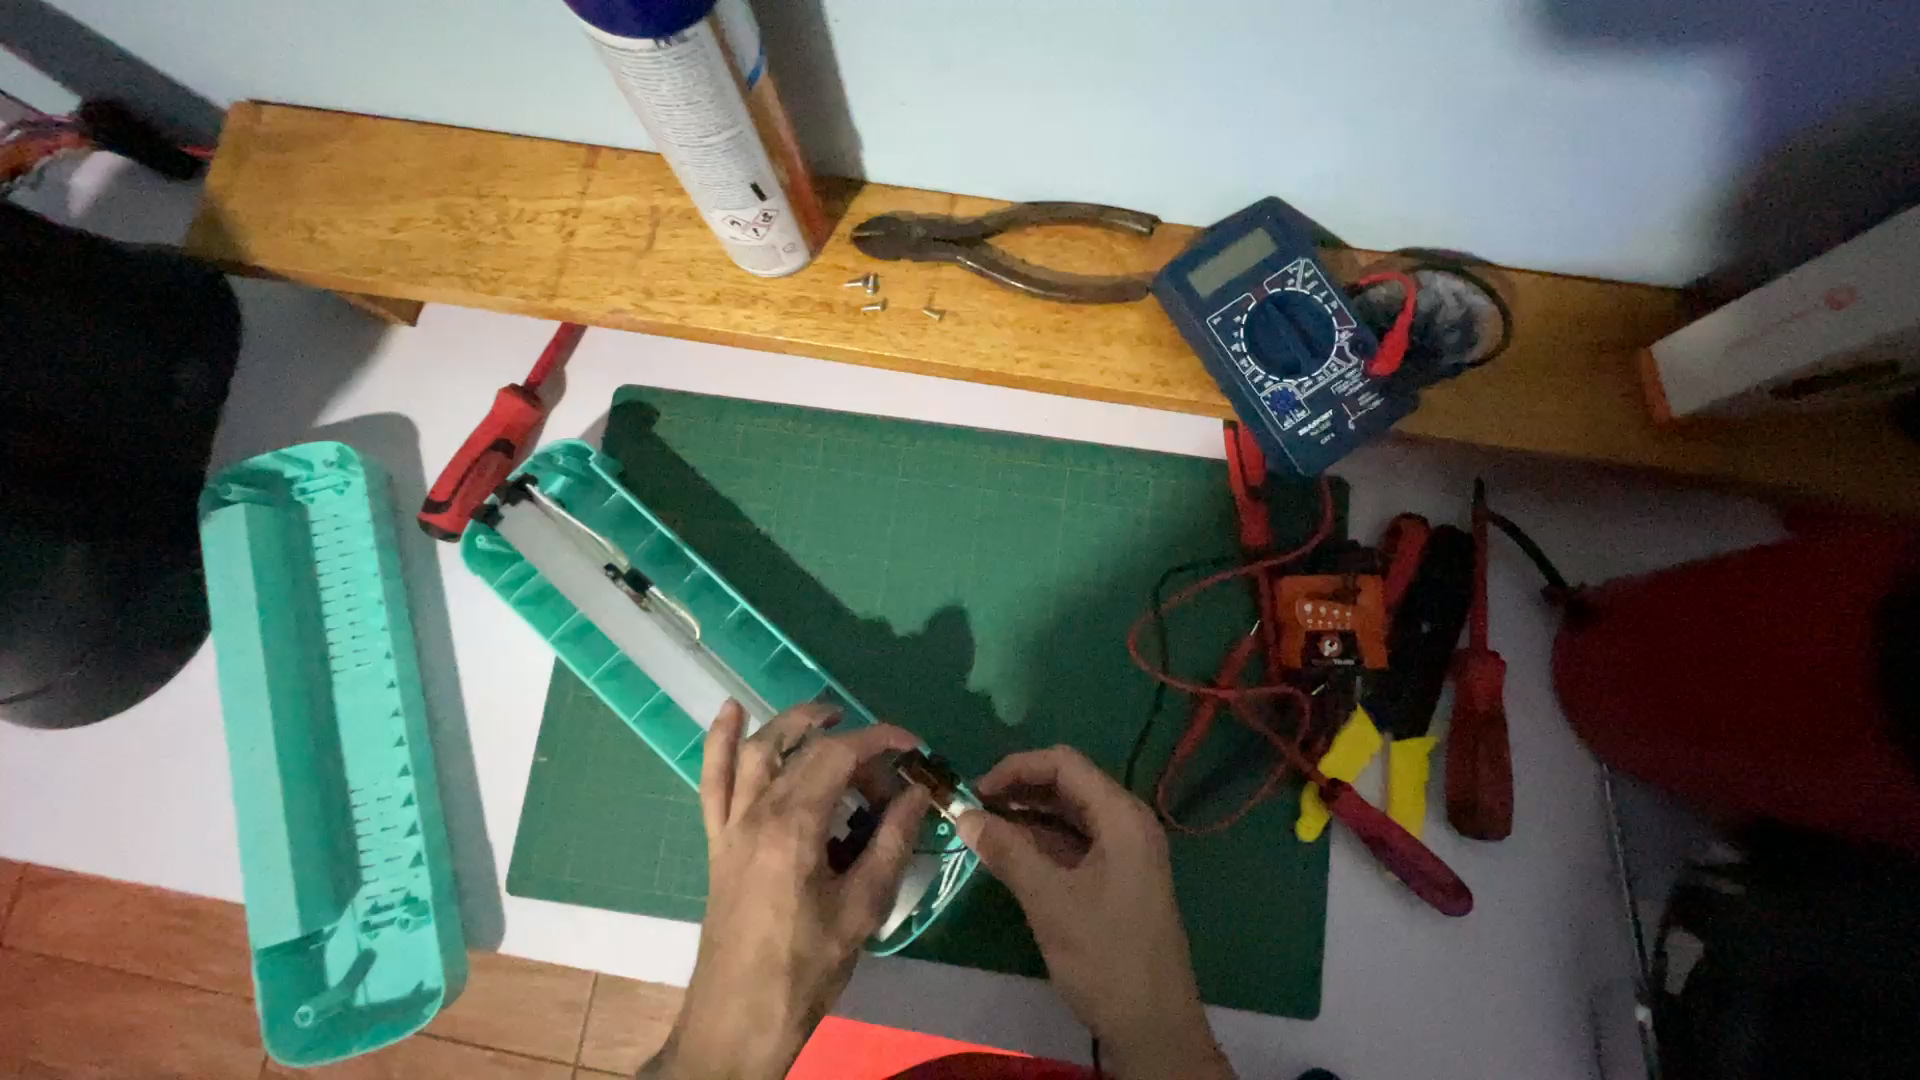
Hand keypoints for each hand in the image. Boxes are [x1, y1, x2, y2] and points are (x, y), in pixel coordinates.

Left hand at [646, 701, 928, 1079]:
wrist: (738, 1021)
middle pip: (807, 752)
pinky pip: (711, 781)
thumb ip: (891, 842)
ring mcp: (731, 824)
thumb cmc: (806, 969)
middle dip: (853, 745)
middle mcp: (758, 812)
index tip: (913, 747)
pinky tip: (730, 711)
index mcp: (795, 826)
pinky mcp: (718, 841)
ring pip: (756, 751)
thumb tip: (918, 793)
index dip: (881, 740)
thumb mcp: (863, 908)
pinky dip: (718, 741)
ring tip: (827, 716)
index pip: (841, 756)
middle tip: (885, 764)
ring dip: (791, 724)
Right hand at [958, 746, 1233, 1079]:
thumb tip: (963, 814)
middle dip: (1019, 789)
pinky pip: (1076, 840)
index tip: (975, 790)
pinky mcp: (1118, 874)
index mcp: (1121, 816)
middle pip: (1068, 784)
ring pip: (1070, 813)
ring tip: (983, 827)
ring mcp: (1125, 849)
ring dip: (1028, 815)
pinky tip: (1010, 852)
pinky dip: (1042, 840)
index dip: (1016, 768)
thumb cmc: (1105, 956)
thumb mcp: (1049, 901)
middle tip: (974, 807)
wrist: (1153, 1029)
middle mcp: (1127, 821)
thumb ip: (1007, 851)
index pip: (1064, 764)